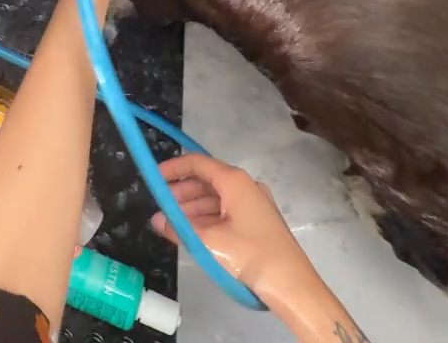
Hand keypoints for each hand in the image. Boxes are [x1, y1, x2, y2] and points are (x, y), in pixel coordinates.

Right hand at [148, 154, 318, 304]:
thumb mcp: (210, 242)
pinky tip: (196, 232)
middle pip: (207, 180)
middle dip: (182, 192)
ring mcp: (254, 203)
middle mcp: (245, 185)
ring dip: (194, 207)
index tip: (155, 178)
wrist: (293, 285)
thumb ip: (180, 228)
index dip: (174, 168)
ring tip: (174, 222)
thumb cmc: (250, 255)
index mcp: (235, 181)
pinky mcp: (258, 221)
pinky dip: (209, 217)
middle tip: (161, 206)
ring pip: (217, 197)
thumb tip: (156, 220)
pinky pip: (227, 211)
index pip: (198, 163)